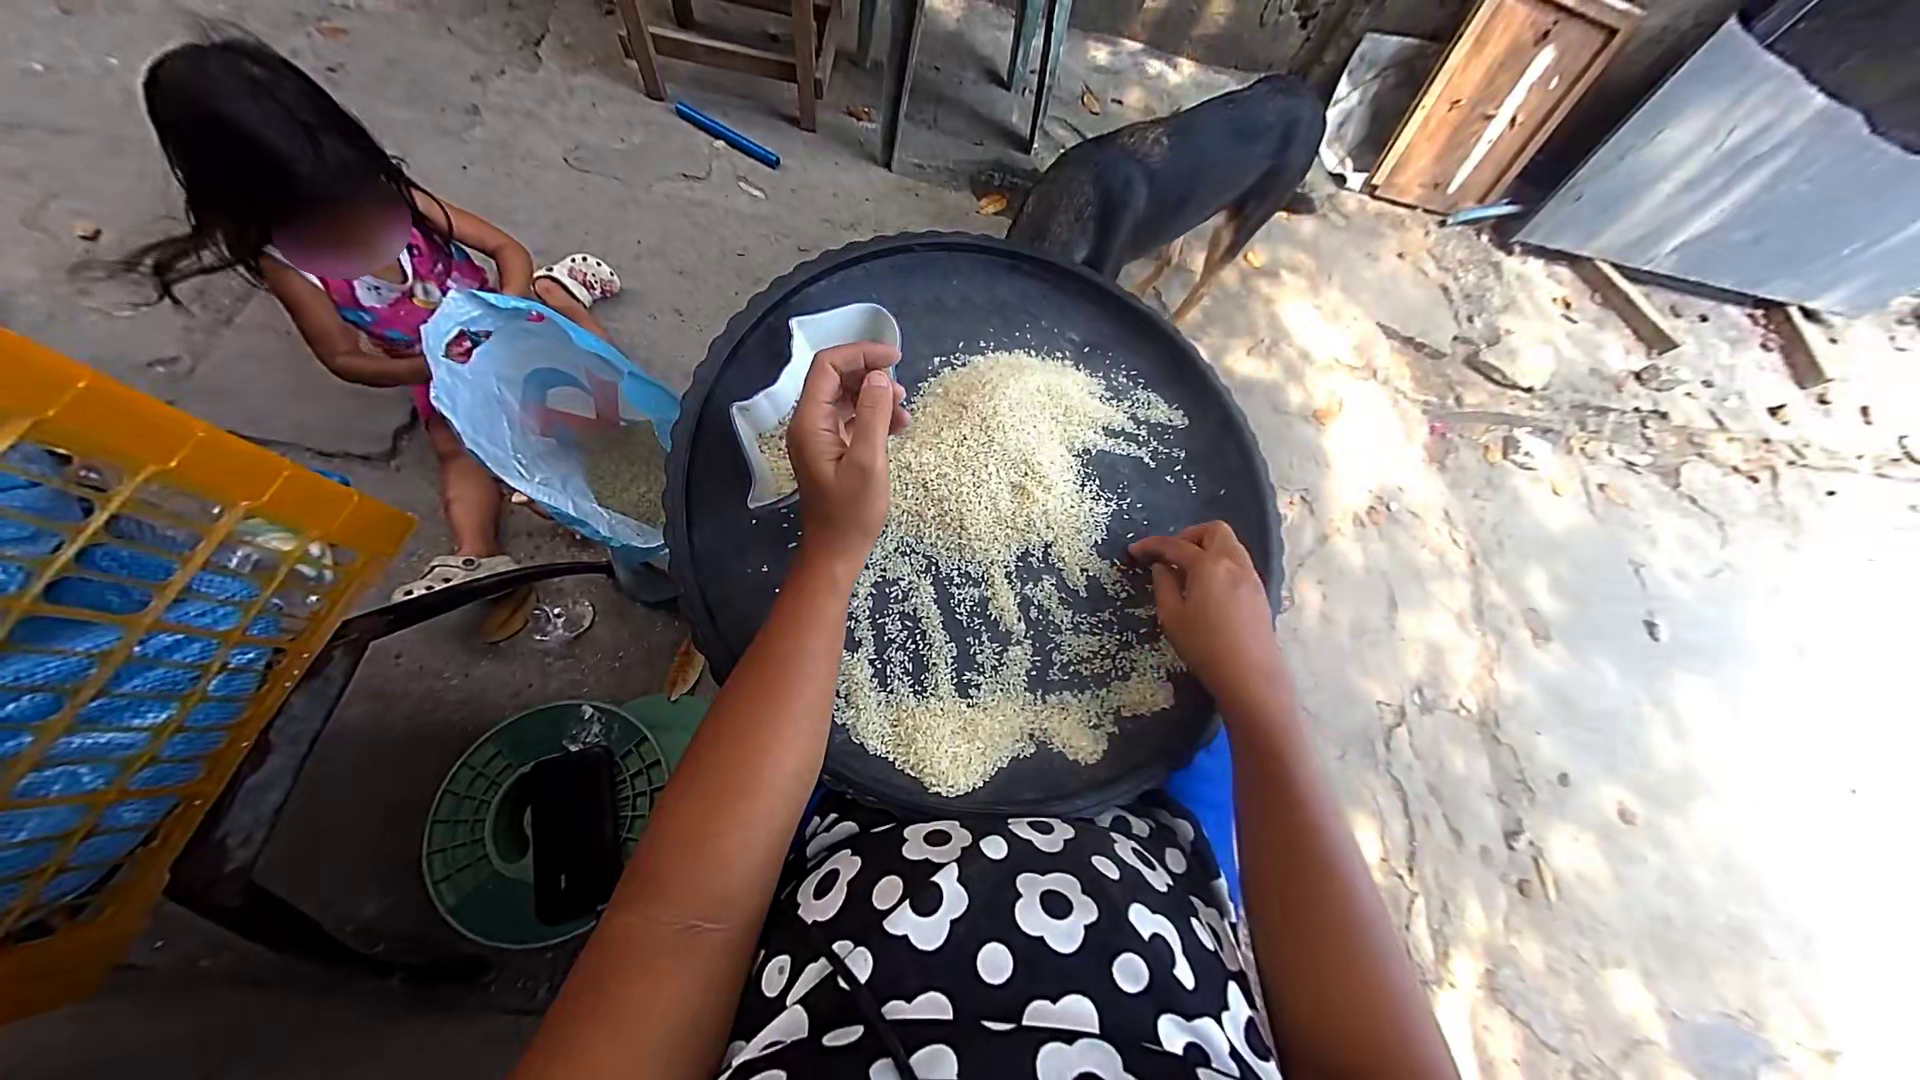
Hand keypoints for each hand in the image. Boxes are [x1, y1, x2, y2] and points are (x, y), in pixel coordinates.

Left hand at [788, 342, 907, 574]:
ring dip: (875, 397)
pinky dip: (873, 416)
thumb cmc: (852, 513)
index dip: (861, 354)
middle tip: (901, 390)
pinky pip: (850, 418)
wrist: (837, 550)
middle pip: (836, 378)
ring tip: (903, 411)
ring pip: (845, 397)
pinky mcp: (831, 449)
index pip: (828, 366)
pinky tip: (897, 426)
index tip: (894, 359)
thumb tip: (879, 377)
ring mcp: (819, 436)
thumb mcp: (868, 462)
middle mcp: (809, 423)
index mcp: (809, 422)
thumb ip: (872, 416)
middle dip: (870, 375)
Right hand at [1129, 521, 1285, 708]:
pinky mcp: (1259, 592)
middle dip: (1188, 536)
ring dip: (1206, 549)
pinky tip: (1207, 588)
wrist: (1250, 676)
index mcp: (1209, 566)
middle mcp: (1234, 563)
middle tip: (1170, 557)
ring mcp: (1251, 577)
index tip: (1134, 550)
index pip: (1175, 545)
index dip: (1152, 545)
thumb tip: (1162, 567)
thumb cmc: (1204, 647)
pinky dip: (1220, 564)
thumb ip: (1164, 585)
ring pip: (1230, 545)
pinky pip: (1237, 563)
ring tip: (1187, 572)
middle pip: (1214, 531)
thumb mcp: (1171, 617)